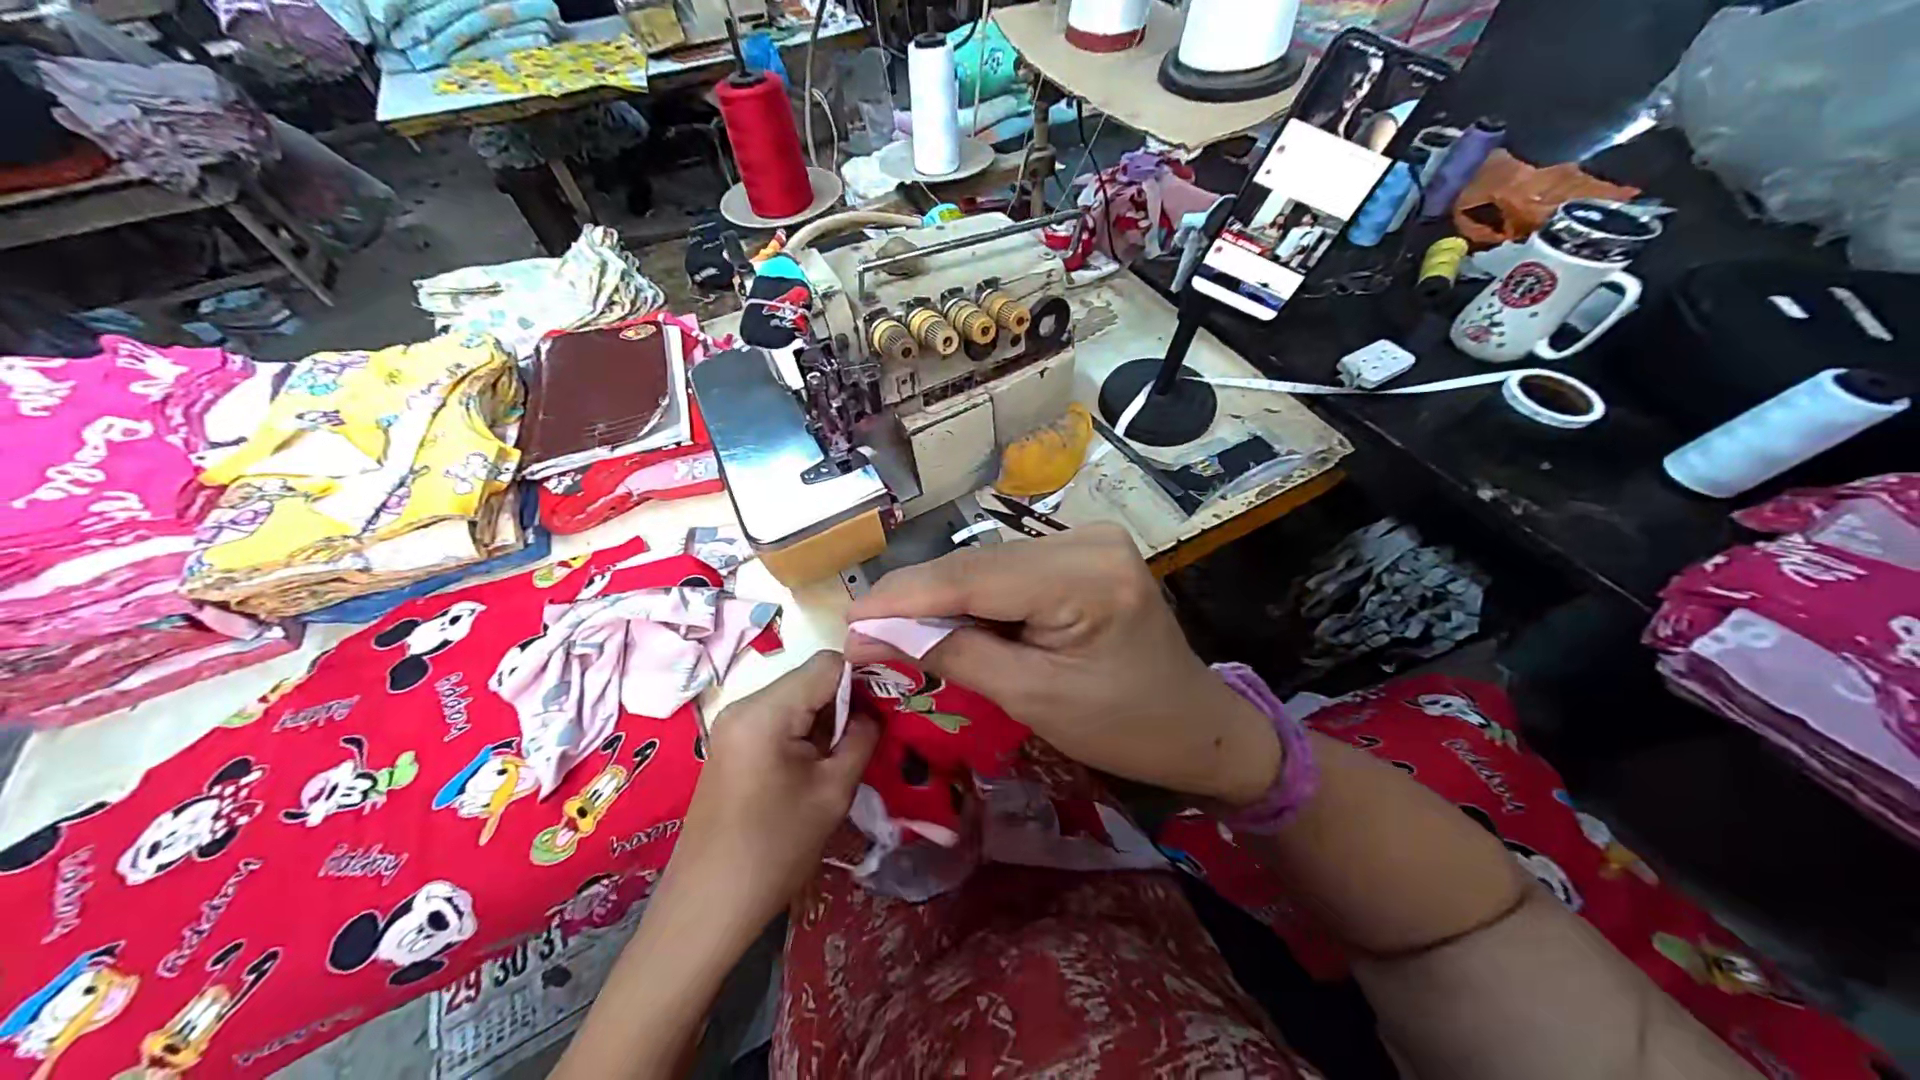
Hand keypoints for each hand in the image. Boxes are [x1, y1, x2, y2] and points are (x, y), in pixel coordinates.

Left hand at [658, 651, 877, 932]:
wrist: (709, 904)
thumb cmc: (776, 849)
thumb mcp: (833, 791)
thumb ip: (861, 737)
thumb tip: (874, 710)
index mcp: (766, 710)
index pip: (828, 663)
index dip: (862, 679)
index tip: (883, 711)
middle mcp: (745, 705)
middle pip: (810, 678)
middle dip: (844, 701)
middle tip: (869, 738)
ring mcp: (734, 724)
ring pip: (797, 698)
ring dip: (826, 719)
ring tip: (842, 757)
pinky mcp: (732, 743)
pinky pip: (779, 718)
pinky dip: (804, 732)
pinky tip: (814, 767)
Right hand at [845, 526, 1279, 805]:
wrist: (1194, 724)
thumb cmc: (1122, 726)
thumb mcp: (1032, 697)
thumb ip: (953, 655)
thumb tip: (875, 634)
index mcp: (1088, 577)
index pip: (974, 577)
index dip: (904, 596)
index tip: (848, 617)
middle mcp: (1088, 540)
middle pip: (977, 564)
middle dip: (916, 598)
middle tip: (861, 631)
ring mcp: (1088, 539)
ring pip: (987, 564)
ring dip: (940, 596)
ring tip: (892, 629)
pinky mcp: (1083, 551)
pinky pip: (1009, 570)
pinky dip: (972, 596)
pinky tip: (944, 618)